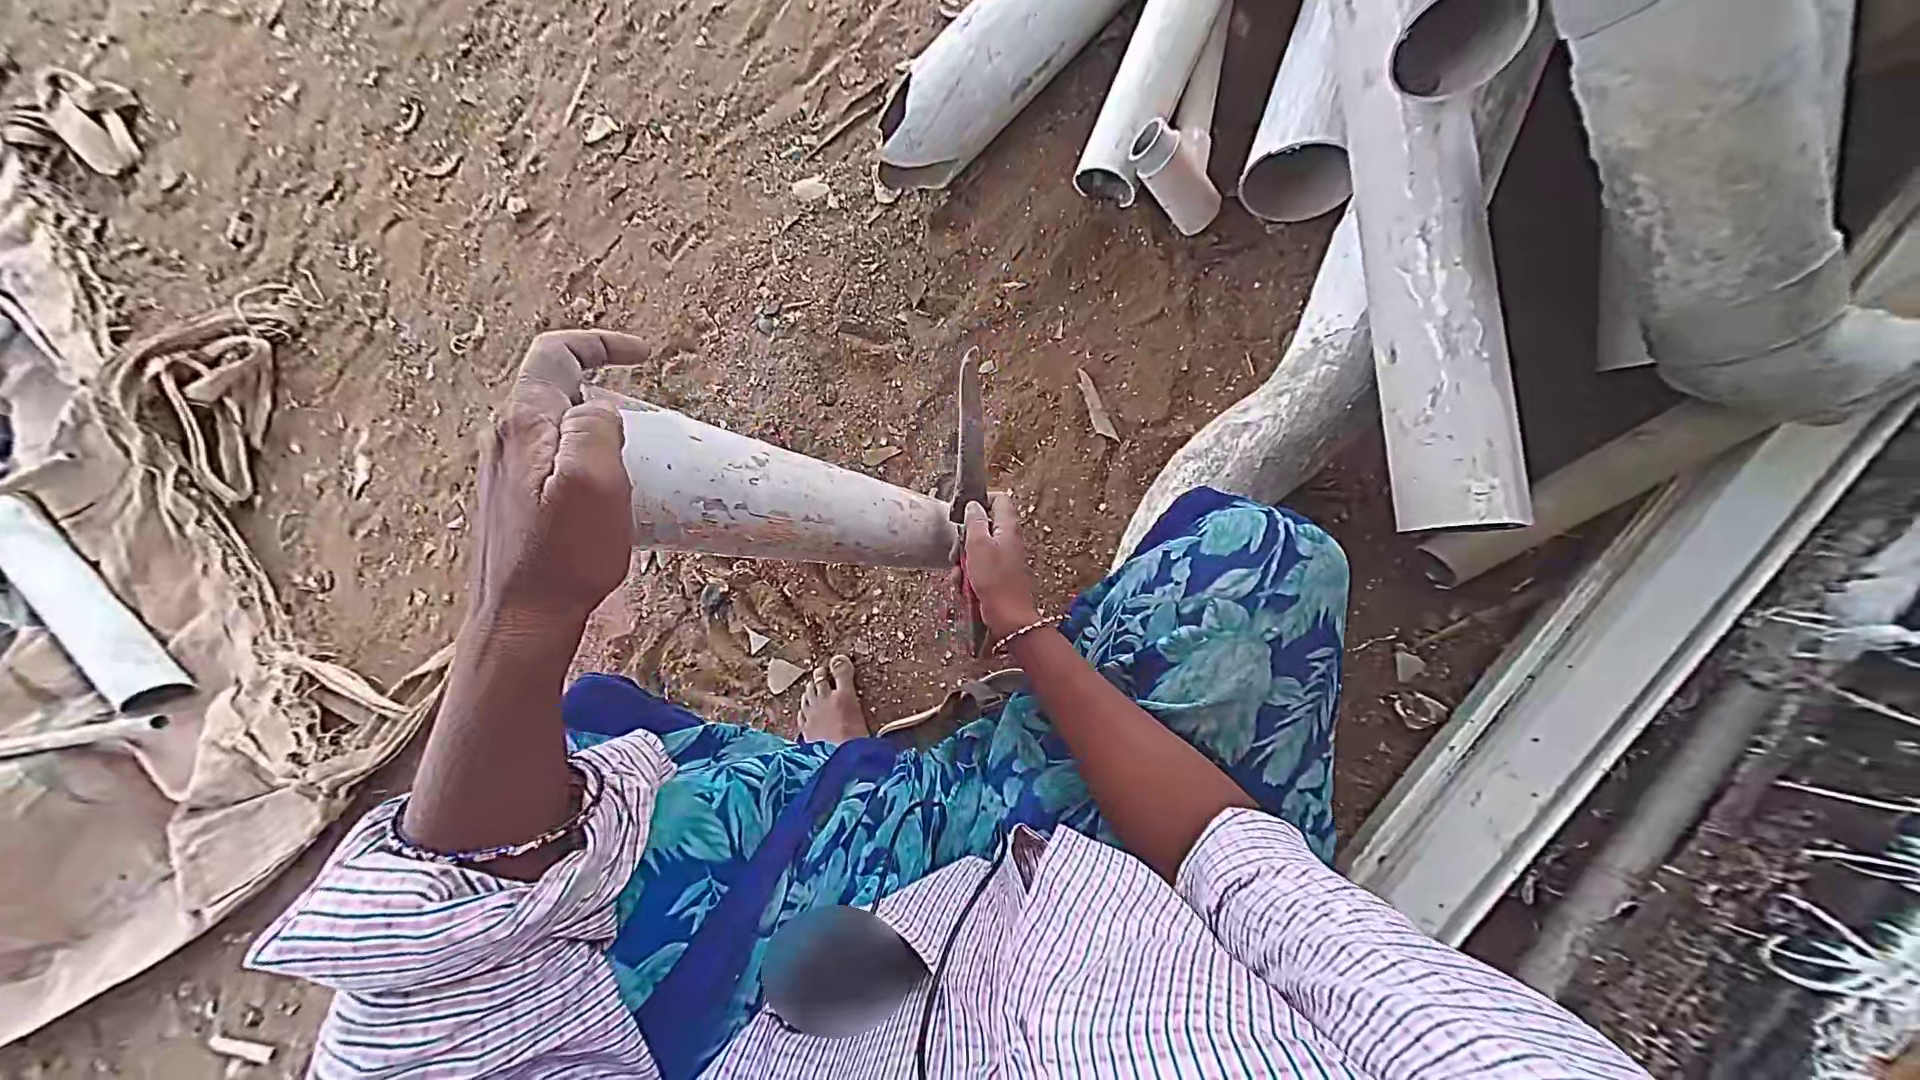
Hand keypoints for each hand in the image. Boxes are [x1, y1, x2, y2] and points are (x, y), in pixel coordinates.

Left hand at [469, 330, 647, 626]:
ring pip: (558, 425)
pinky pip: (556, 457)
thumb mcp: (595, 482)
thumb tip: (599, 408)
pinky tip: (610, 489)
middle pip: (556, 388)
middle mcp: (508, 439)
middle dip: (606, 387)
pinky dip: (589, 455)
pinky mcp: (516, 499)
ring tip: (637, 455)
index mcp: (526, 425)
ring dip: (599, 426)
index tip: (644, 354)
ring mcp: (507, 470)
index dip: (602, 344)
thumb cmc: (565, 554)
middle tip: (648, 419)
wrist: (522, 616)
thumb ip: (595, 428)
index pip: (558, 355)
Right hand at [961, 492, 1041, 641]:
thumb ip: (975, 522)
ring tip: (959, 573)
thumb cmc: (995, 580)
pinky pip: (978, 567)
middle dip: (965, 538)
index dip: (982, 501)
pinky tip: (963, 585)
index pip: (1000, 499)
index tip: (964, 514)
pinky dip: (968, 575)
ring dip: (963, 560)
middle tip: (958, 551)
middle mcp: (1008, 540)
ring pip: (977, 549)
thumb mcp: (978, 545)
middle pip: (983, 526)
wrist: (1008, 617)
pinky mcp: (997, 575)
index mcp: (1008, 528)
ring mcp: (1003, 558)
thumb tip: (973, 505)